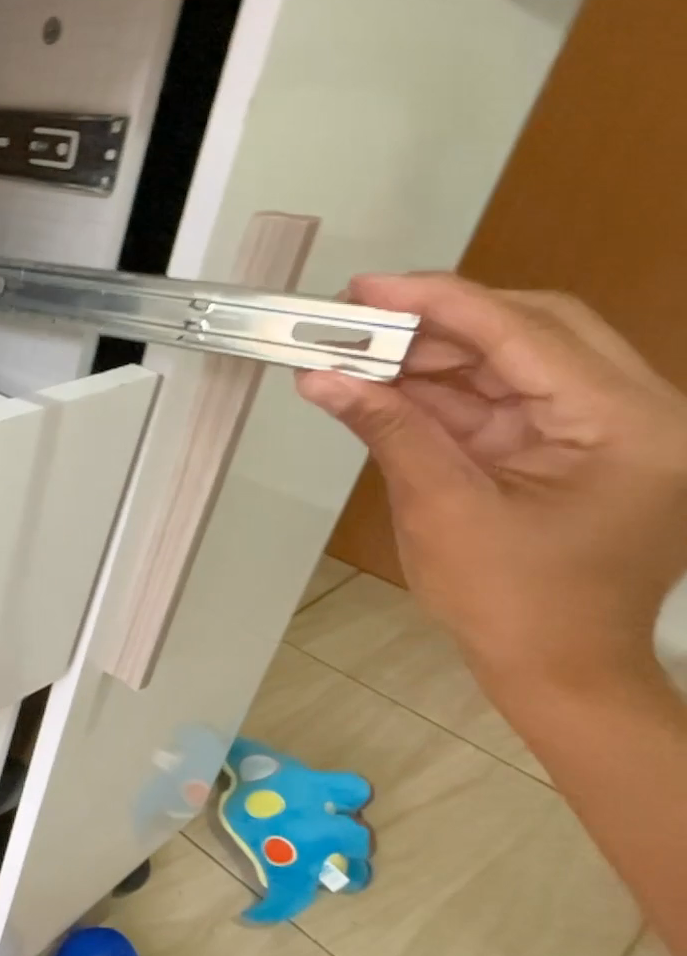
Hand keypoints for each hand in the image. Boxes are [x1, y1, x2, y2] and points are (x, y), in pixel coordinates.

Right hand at [295, 274, 686, 684]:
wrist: (558, 668)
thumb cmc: (511, 599)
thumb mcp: (442, 507)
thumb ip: (388, 428)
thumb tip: (320, 377)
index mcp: (628, 424)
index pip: (529, 333)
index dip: (442, 302)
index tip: (367, 287)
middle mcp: (635, 411)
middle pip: (534, 330)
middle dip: (440, 320)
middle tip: (356, 314)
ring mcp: (604, 429)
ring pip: (514, 361)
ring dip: (434, 355)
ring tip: (355, 350)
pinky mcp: (570, 448)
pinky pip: (502, 399)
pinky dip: (441, 391)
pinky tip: (384, 385)